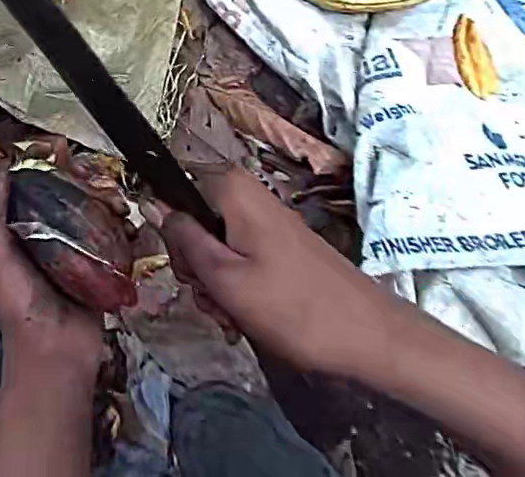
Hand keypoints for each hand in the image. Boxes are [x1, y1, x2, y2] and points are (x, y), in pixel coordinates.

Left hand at [0, 167, 105, 380]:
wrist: (53, 352)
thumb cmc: (17, 301)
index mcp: (18, 227)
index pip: (33, 185)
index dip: (46, 164)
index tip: (61, 147)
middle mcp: (47, 233)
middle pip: (66, 193)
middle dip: (81, 179)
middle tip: (93, 175)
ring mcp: (76, 248)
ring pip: (91, 210)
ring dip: (104, 198)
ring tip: (114, 198)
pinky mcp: (100, 265)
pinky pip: (111, 236)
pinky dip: (120, 224)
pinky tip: (127, 216)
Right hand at [160, 166, 399, 379]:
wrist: (373, 337)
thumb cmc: (293, 306)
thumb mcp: (223, 277)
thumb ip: (182, 237)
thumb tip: (151, 203)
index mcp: (230, 187)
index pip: (172, 188)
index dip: (170, 228)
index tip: (186, 266)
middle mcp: (246, 192)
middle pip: (192, 218)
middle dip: (196, 264)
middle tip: (213, 296)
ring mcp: (263, 217)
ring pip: (213, 242)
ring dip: (215, 282)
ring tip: (235, 314)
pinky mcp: (277, 241)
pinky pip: (238, 254)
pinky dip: (237, 284)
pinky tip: (250, 314)